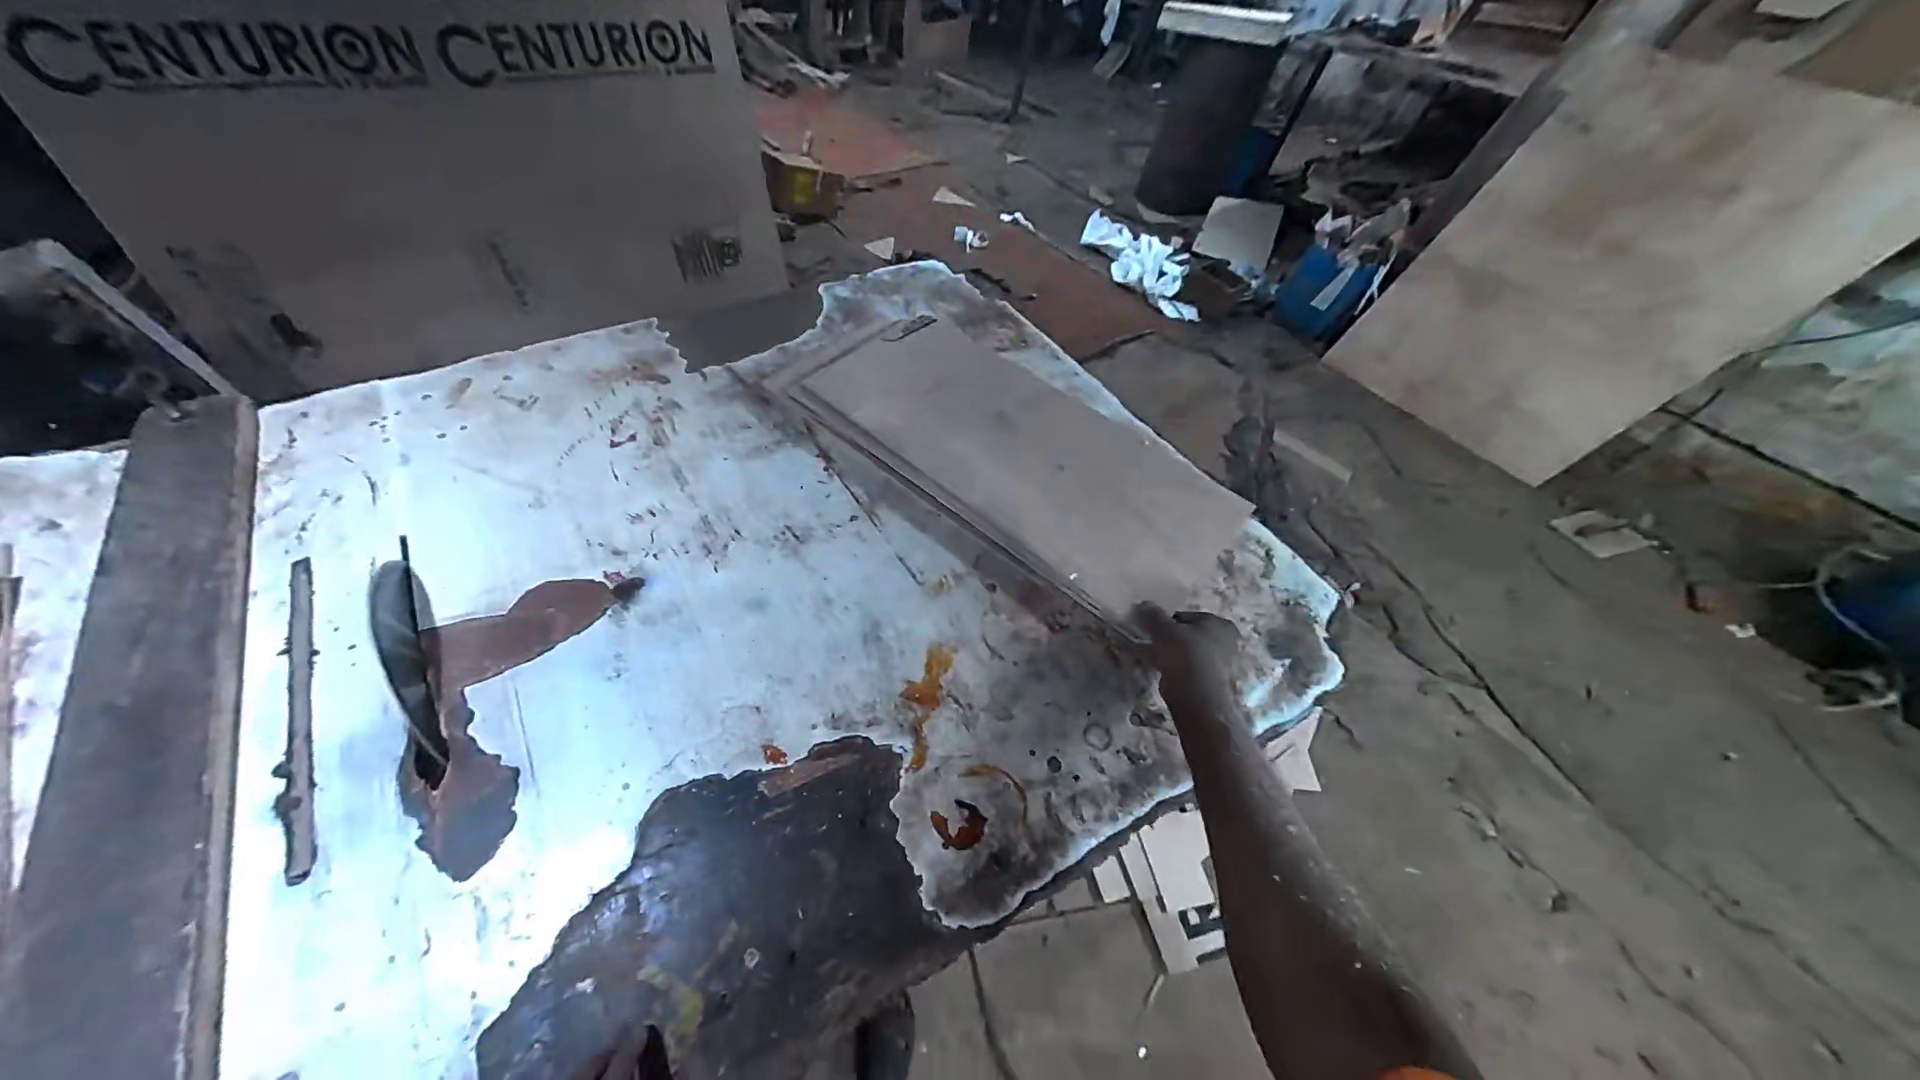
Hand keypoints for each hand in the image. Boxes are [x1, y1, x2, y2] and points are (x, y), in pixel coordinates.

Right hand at [1136, 604, 1242, 716]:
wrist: (1197, 697)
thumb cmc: (1184, 655)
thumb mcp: (1163, 630)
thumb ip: (1153, 615)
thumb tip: (1144, 604)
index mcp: (1220, 623)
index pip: (1186, 617)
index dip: (1167, 623)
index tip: (1154, 633)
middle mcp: (1228, 642)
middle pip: (1190, 635)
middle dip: (1173, 640)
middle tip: (1156, 646)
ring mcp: (1224, 664)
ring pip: (1191, 654)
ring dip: (1175, 656)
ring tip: (1159, 662)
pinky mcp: (1216, 683)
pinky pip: (1192, 671)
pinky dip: (1181, 672)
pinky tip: (1168, 676)